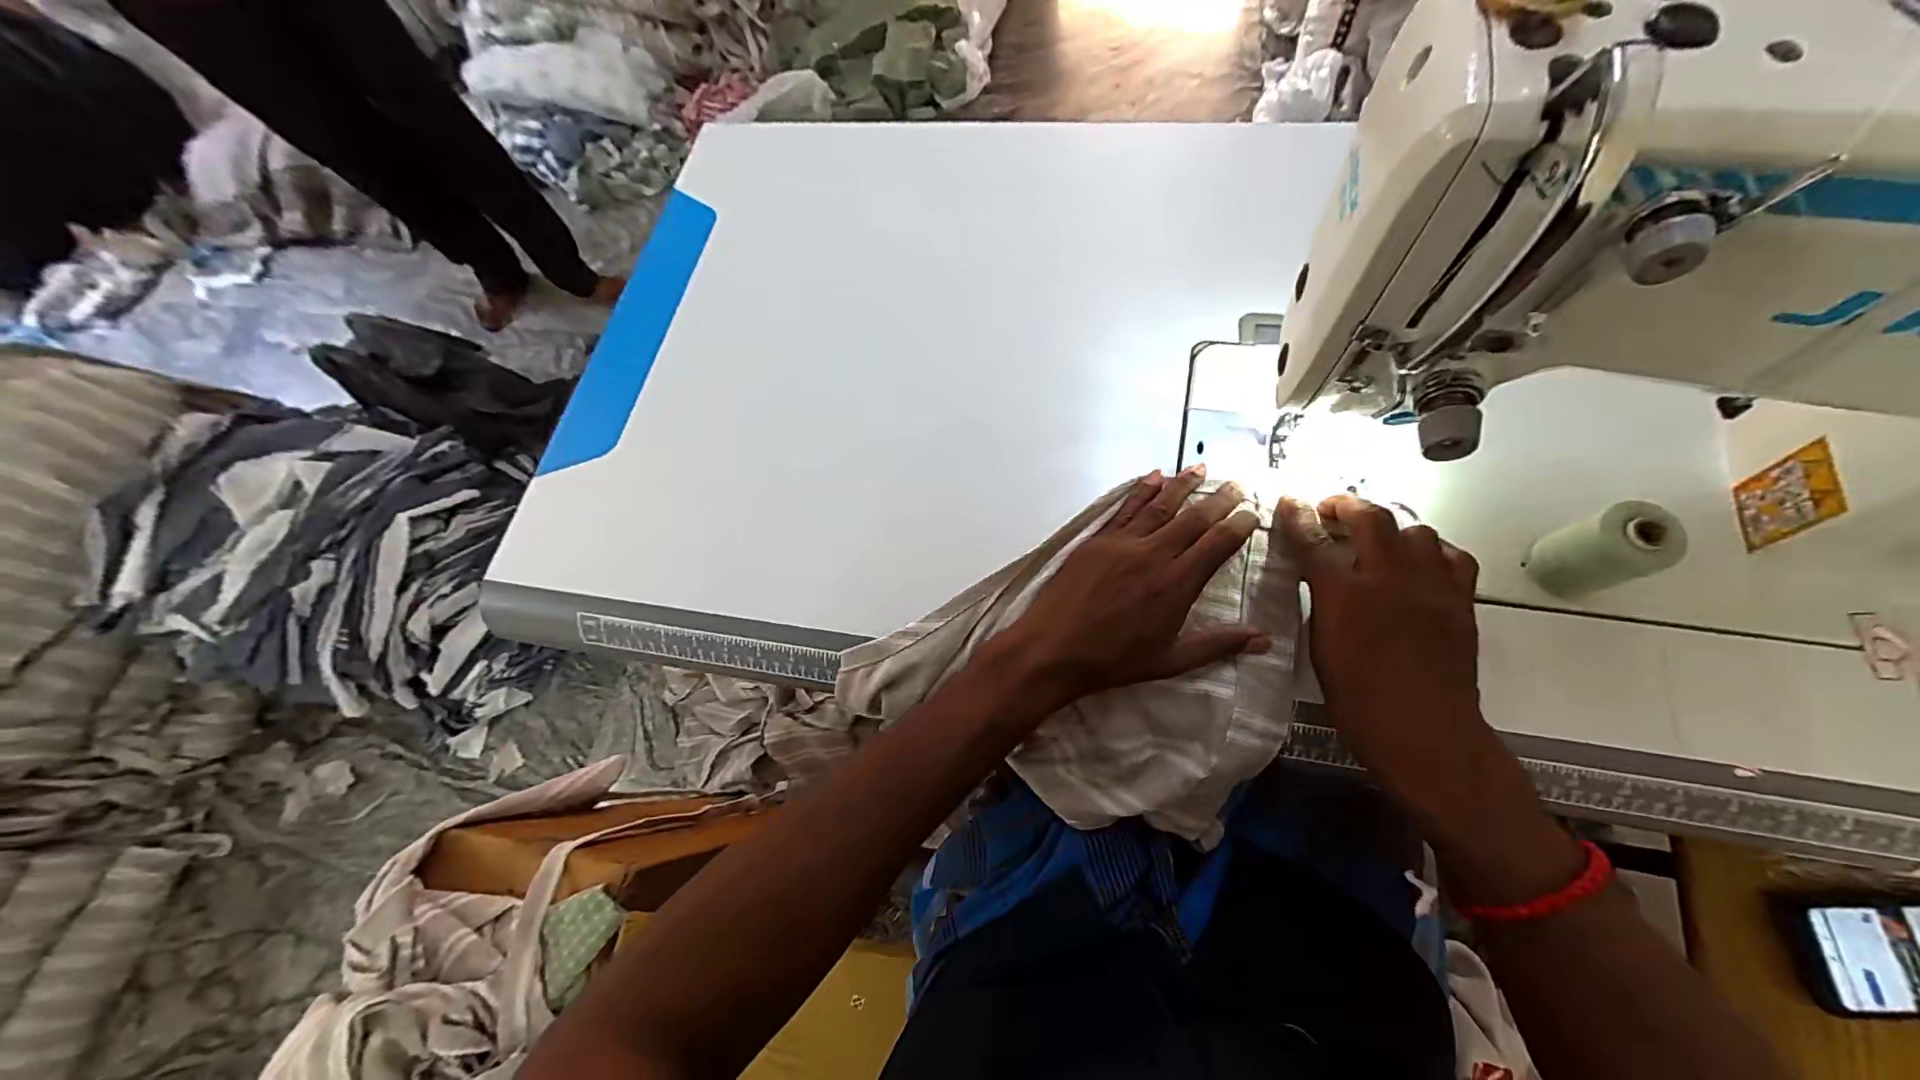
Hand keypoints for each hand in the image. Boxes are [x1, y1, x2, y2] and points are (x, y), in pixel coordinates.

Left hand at [990, 466, 1268, 712]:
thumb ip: (1217, 644)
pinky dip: (1141, 490)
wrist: (1054, 648)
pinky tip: (1153, 476)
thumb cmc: (1113, 660)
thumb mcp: (1171, 660)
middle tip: (1236, 484)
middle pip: (1193, 519)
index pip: (1217, 544)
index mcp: (1177, 584)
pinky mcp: (1097, 540)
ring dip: (1182, 485)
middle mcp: (1153, 555)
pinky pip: (1124, 508)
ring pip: (1159, 506)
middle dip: (1218, 499)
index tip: (1251, 513)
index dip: (1238, 526)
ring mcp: (1122, 543)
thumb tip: (1264, 639)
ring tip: (1200, 469)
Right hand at [1277, 495, 1582, 900]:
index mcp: (1344, 594)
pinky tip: (1420, 563)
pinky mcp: (1460, 600)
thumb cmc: (1357, 698)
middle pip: (1370, 519)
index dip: (1297, 518)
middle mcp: (1388, 578)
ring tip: (1376, 540)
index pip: (1313, 541)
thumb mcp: (1321, 646)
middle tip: (1331, 510)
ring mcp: (1431, 586)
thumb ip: (1321, 602)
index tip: (1289, 502)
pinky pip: (1452, 556)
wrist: (1423, 730)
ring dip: (1391, 529)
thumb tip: (1319, 577)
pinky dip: (1433, 551)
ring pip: (1416, 531)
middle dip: (1346, 506)